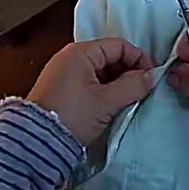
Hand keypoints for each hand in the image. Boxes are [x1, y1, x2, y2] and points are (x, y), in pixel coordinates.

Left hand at [28, 39, 157, 144]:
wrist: (36, 143)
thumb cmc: (72, 115)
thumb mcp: (106, 101)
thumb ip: (133, 86)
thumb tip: (152, 77)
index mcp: (80, 52)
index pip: (119, 45)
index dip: (139, 58)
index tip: (152, 77)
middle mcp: (71, 57)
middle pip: (110, 56)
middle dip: (130, 71)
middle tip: (143, 89)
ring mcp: (65, 73)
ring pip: (102, 70)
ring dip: (119, 82)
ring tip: (131, 99)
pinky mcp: (62, 89)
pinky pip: (91, 81)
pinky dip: (106, 89)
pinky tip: (114, 103)